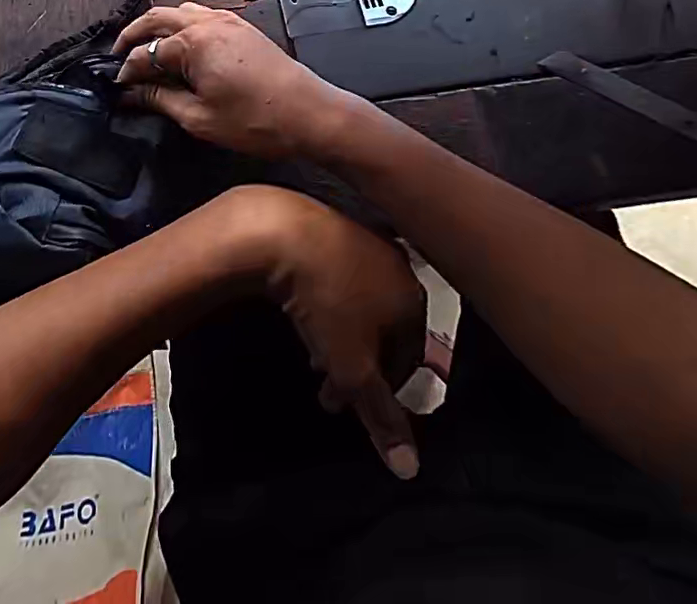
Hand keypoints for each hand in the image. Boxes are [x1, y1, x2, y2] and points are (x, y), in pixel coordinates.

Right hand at [114, 3, 365, 161]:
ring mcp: (228, 22)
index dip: (127, 71)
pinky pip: (203, 16)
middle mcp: (208, 23)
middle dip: (132, 35)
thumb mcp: (198, 117)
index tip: (117, 88)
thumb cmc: (256, 120)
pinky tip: (181, 47)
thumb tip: (132, 94)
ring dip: (158, 26)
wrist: (310, 114)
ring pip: (180, 12)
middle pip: (157, 18)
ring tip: (146, 49)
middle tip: (117, 55)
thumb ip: (159, 100)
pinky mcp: (243, 29)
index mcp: (192, 43)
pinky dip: (183, 26)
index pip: (145, 53)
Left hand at [217, 185, 425, 479]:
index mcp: (415, 300)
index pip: (410, 361)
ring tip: (312, 354)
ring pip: (361, 305)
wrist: (281, 230)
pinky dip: (328, 303)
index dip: (380, 391)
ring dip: (339, 338)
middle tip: (326, 389)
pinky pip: (341, 277)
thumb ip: (381, 415)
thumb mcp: (352, 366)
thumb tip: (409, 469)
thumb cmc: (327, 303)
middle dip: (356, 366)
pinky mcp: (335, 227)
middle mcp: (400, 268)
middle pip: (385, 333)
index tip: (349, 406)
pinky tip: (303, 308)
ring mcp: (368, 242)